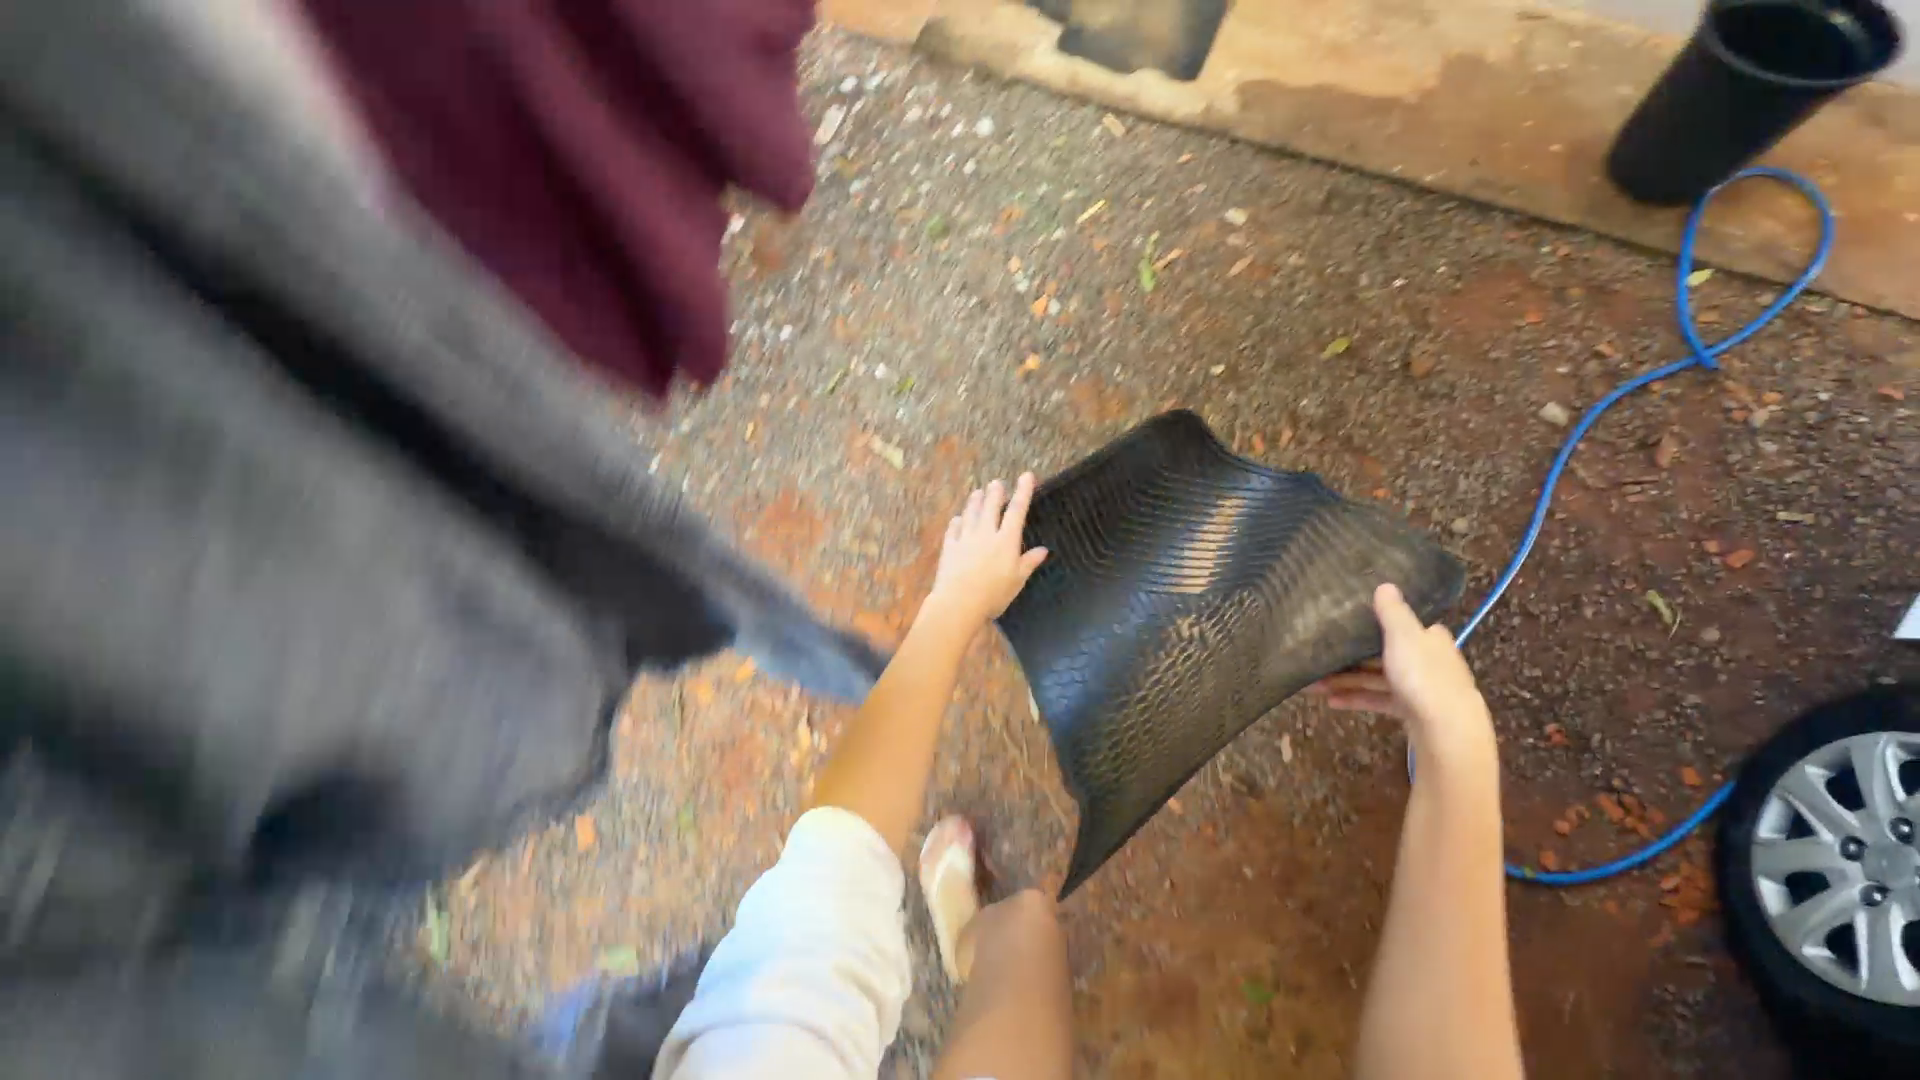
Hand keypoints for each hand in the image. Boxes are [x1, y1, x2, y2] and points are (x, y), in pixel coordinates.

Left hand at [923, 473, 1048, 628]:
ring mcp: (965, 539)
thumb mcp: (1017, 580)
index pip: (1017, 511)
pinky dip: (957, 521)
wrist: (958, 602)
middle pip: (991, 507)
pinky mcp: (949, 547)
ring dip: (975, 501)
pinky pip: (953, 529)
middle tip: (996, 482)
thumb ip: (1028, 562)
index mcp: (1006, 540)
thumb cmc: (993, 594)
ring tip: (977, 492)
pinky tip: (958, 518)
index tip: (1026, 476)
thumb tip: (1043, 550)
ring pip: (971, 514)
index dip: (1023, 492)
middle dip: (995, 492)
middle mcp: (985, 534)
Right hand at [1307, 584, 1494, 762]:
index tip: (1350, 623)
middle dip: (1351, 658)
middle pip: (1384, 654)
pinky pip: (1378, 700)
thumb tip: (1385, 584)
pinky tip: (1331, 702)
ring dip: (1346, 681)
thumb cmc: (1424, 675)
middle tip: (1319, 657)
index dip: (1378, 623)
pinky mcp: (1411, 711)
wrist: (1447, 729)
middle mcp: (1427, 661)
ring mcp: (1420, 688)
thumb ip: (1392, 612)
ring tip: (1313, 685)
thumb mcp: (1404, 636)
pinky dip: (1356, 699)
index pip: (1404, 625)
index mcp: (1429, 639)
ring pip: (1377, 679)